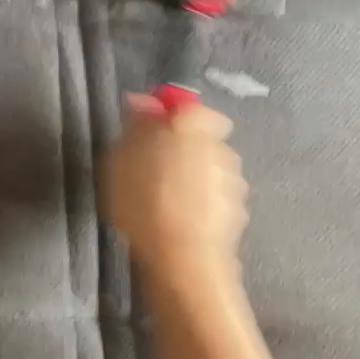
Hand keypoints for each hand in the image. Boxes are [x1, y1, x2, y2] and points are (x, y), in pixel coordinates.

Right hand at [100, 96, 247, 269]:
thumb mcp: (120, 158)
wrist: (182, 258)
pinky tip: (179, 220)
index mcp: (194, 127)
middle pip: (202, 139)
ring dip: (192, 178)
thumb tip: (142, 100)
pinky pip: (214, 198)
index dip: (173, 117)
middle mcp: (221, 147)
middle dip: (182, 149)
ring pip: (209, 170)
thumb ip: (136, 126)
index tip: (149, 132)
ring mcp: (234, 181)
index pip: (192, 108)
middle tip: (151, 168)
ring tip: (164, 199)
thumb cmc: (143, 201)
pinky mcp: (238, 213)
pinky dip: (201, 203)